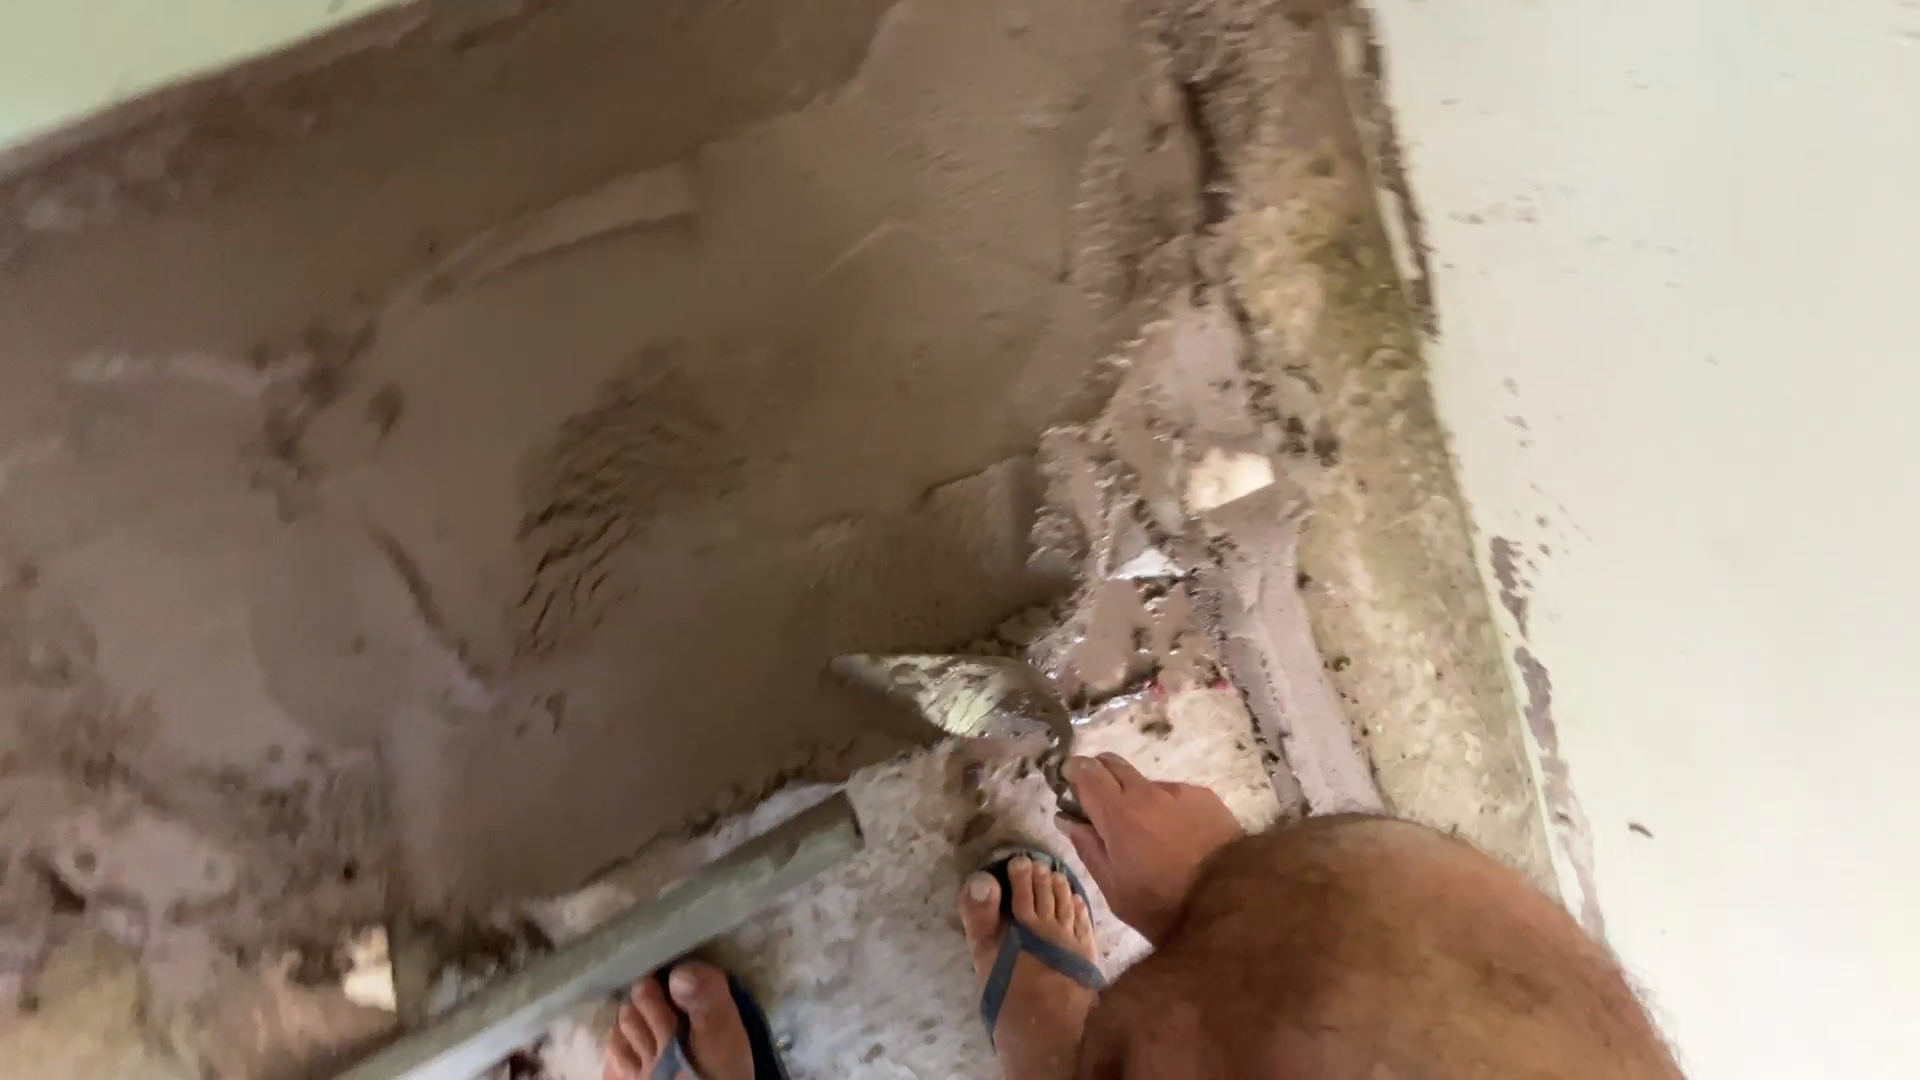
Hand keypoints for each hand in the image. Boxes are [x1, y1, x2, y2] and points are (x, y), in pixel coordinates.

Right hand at [1057, 753, 1244, 945]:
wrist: (1235, 906)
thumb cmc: (1165, 907)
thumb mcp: (1115, 891)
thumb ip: (1088, 849)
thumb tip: (1068, 819)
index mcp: (1118, 814)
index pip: (1086, 772)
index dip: (1073, 771)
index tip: (1067, 780)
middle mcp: (1146, 792)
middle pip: (1112, 763)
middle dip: (1100, 775)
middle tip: (1100, 803)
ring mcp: (1178, 791)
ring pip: (1145, 783)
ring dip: (1137, 799)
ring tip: (1150, 836)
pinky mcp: (1205, 797)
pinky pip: (1175, 795)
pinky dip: (1168, 809)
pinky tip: (1181, 839)